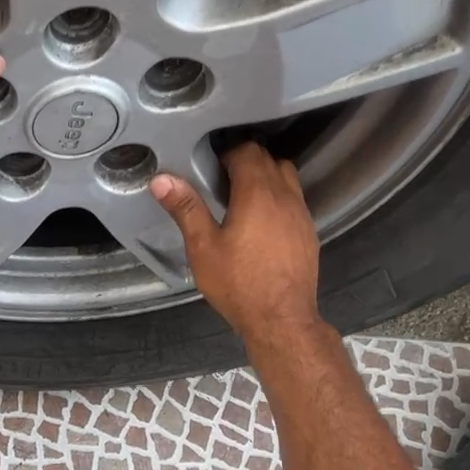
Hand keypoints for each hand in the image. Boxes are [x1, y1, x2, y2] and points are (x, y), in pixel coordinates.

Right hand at [150, 143, 321, 340]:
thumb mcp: (203, 247)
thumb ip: (186, 209)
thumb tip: (162, 180)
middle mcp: (285, 195)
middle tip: (221, 184)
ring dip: (265, 179)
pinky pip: (294, 201)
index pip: (247, 152)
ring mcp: (301, 213)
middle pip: (269, 160)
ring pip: (286, 177)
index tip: (211, 170)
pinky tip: (261, 225)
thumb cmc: (237, 284)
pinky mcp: (308, 231)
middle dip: (246, 163)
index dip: (227, 155)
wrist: (279, 317)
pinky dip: (278, 200)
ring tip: (242, 201)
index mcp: (257, 193)